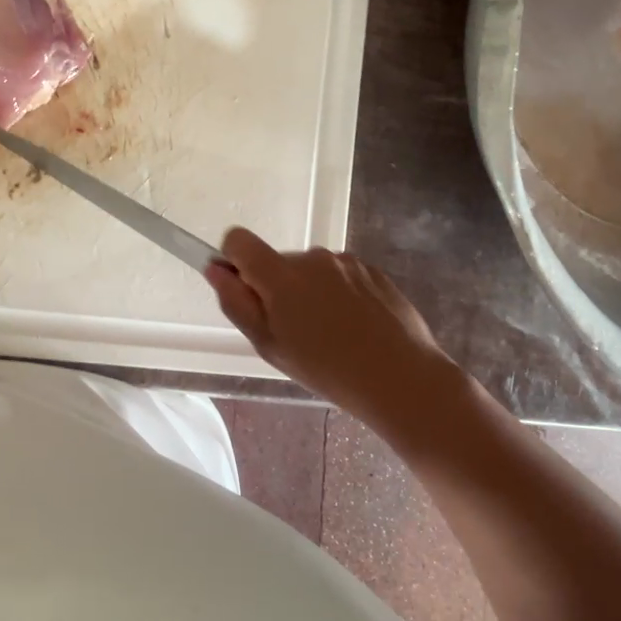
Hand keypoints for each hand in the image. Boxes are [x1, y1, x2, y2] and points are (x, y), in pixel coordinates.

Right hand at [207, 228, 462, 433]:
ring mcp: (345, 262)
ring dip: (309, 292)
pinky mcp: (373, 271)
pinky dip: (339, 295)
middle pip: (276, 261)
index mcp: (280, 274)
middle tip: (294, 331)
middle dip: (276, 287)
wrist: (404, 380)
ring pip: (310, 270)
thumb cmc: (327, 370)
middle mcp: (311, 257)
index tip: (247, 292)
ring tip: (330, 334)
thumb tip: (216, 270)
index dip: (234, 261)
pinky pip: (340, 276)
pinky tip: (355, 328)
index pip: (238, 240)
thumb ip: (236, 303)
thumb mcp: (268, 345)